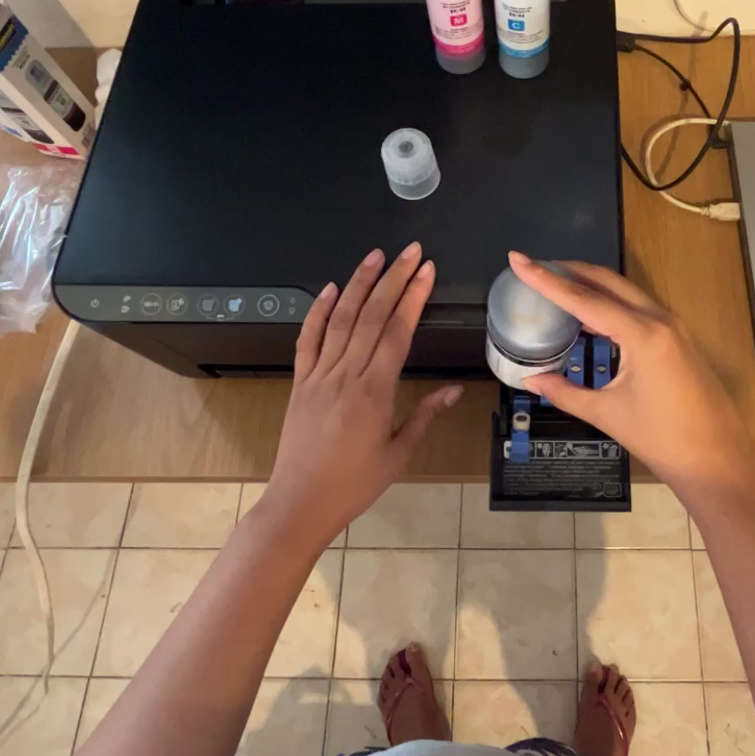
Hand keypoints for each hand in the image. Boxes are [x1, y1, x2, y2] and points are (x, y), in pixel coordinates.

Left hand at [261, 244, 463, 541]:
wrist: (300, 503)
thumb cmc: (353, 484)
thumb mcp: (398, 454)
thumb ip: (425, 416)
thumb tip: (454, 391)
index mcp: (374, 392)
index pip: (397, 332)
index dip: (413, 297)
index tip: (425, 272)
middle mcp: (345, 376)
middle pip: (371, 316)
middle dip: (394, 279)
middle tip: (410, 252)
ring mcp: (319, 376)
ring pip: (340, 319)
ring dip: (359, 284)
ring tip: (375, 257)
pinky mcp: (300, 382)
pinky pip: (308, 339)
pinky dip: (318, 311)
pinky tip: (330, 288)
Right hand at [507, 252, 754, 497]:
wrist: (719, 463)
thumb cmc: (664, 441)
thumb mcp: (608, 414)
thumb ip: (565, 393)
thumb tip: (530, 381)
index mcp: (643, 335)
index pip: (584, 299)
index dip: (546, 279)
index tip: (518, 259)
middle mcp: (660, 321)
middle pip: (608, 282)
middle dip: (571, 270)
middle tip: (536, 266)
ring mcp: (674, 328)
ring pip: (626, 293)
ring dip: (592, 285)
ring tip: (557, 284)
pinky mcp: (680, 341)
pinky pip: (639, 310)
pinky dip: (611, 305)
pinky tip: (590, 317)